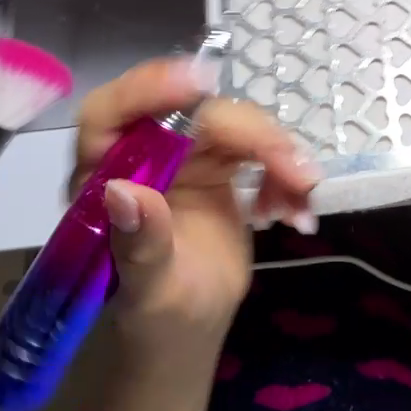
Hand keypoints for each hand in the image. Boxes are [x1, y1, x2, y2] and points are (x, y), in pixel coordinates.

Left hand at [74, 58, 318, 343]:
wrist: (190, 325)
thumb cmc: (156, 315)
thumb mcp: (148, 288)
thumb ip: (139, 243)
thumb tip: (122, 192)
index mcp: (106, 174)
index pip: (111, 112)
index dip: (148, 89)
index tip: (199, 84)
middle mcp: (144, 151)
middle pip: (197, 113)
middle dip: (253, 135)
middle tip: (297, 173)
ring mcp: (186, 152)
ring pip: (238, 124)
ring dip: (280, 153)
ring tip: (305, 193)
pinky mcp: (222, 161)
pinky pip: (262, 147)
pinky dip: (287, 172)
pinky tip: (296, 210)